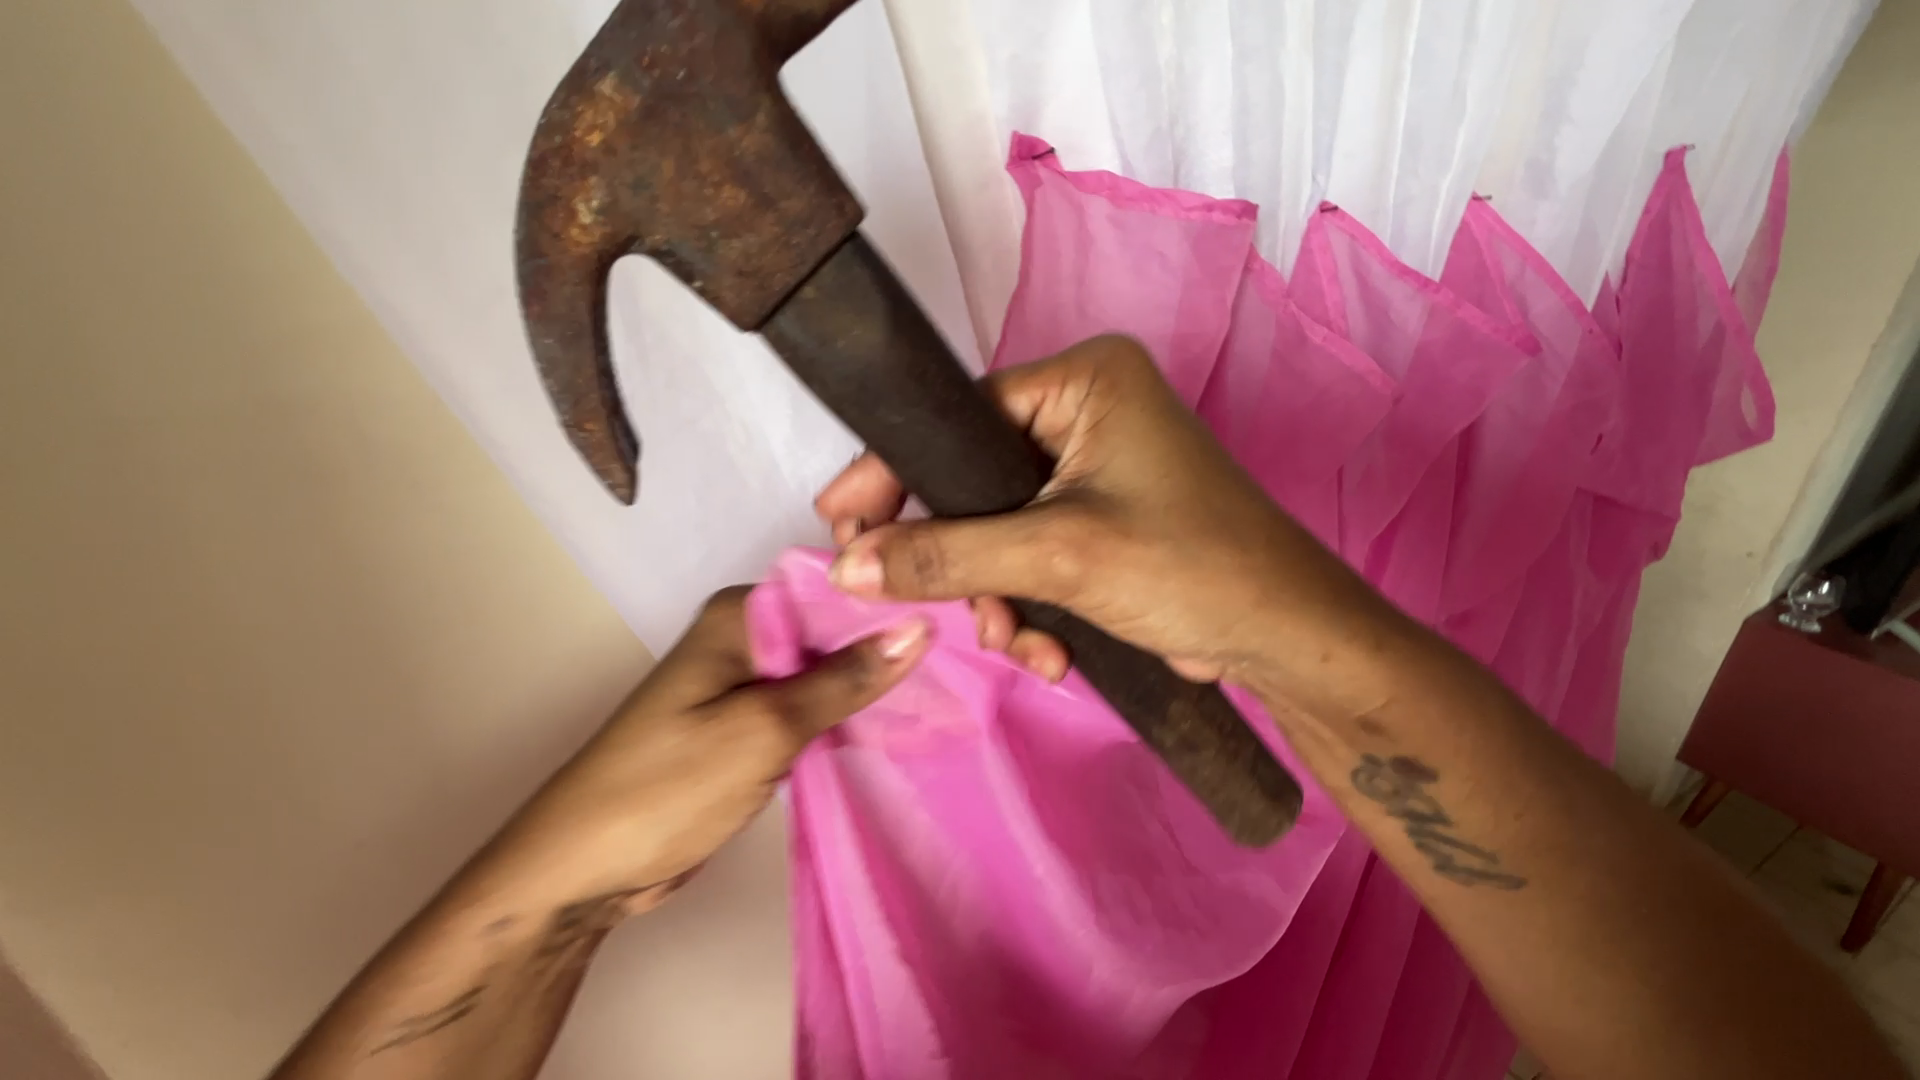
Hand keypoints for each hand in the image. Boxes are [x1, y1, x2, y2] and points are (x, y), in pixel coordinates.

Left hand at [493, 587, 928, 918]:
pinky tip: (899, 727)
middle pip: (832, 631)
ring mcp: (745, 685)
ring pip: (826, 673)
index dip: (893, 604)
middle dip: (888, 649)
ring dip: (871, 688)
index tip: (963, 623)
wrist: (583, 872)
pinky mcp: (748, 728)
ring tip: (949, 695)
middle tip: (969, 665)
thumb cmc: (667, 789)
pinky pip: (811, 710)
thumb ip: (844, 679)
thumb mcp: (765, 729)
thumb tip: (918, 626)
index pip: (834, 590)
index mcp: (738, 616)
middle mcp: (743, 638)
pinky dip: (846, 718)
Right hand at [815, 335, 1397, 701]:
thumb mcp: (1058, 557)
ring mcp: (1091, 467)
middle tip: (951, 610)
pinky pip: (1028, 552)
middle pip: (972, 478)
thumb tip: (847, 565)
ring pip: (996, 526)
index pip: (957, 416)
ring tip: (1022, 643)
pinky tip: (1050, 650)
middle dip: (963, 559)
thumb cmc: (1188, 567)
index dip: (896, 474)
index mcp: (1083, 380)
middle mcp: (1084, 411)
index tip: (841, 526)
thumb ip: (946, 555)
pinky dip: (1027, 603)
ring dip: (997, 594)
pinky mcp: (1097, 518)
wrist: (1282, 638)